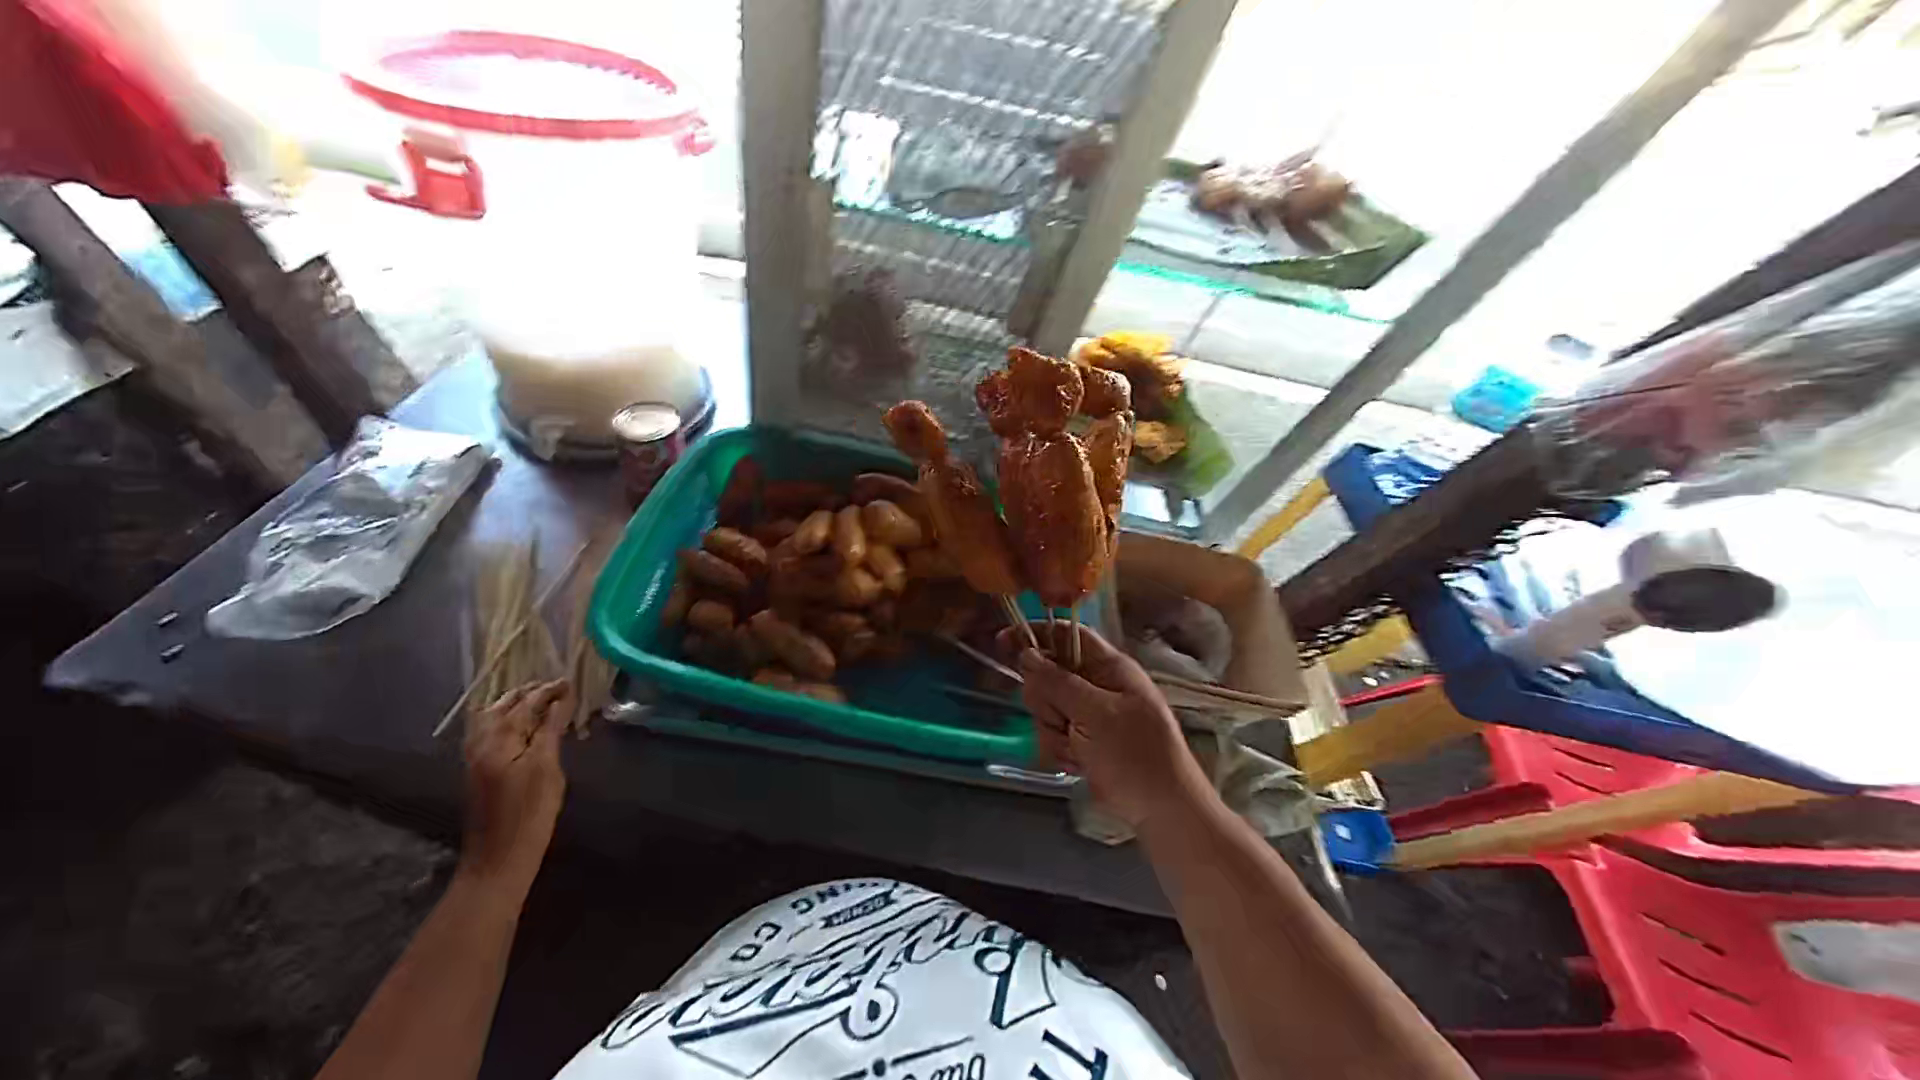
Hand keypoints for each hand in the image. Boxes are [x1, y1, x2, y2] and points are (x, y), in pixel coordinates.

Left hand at [460, 679, 572, 894]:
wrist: (498, 858)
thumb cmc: (530, 813)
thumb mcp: (547, 768)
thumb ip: (551, 731)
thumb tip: (560, 702)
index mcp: (498, 740)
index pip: (526, 704)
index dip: (549, 691)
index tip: (570, 681)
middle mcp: (480, 743)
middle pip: (502, 706)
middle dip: (528, 693)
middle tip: (556, 688)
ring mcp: (475, 758)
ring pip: (491, 718)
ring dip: (514, 704)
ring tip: (540, 700)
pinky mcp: (477, 771)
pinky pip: (488, 732)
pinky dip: (506, 719)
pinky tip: (522, 725)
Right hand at [997, 625, 1205, 826]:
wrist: (1160, 808)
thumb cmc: (1136, 753)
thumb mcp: (1096, 713)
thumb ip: (1058, 682)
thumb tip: (1026, 654)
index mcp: (1108, 667)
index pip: (1066, 635)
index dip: (1035, 634)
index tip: (1004, 642)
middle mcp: (1095, 685)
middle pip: (1046, 674)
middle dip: (1046, 700)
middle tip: (1064, 719)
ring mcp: (1087, 714)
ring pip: (1044, 708)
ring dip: (1053, 730)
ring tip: (1077, 747)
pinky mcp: (1080, 740)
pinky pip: (1051, 734)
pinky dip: (1059, 749)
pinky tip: (1078, 762)